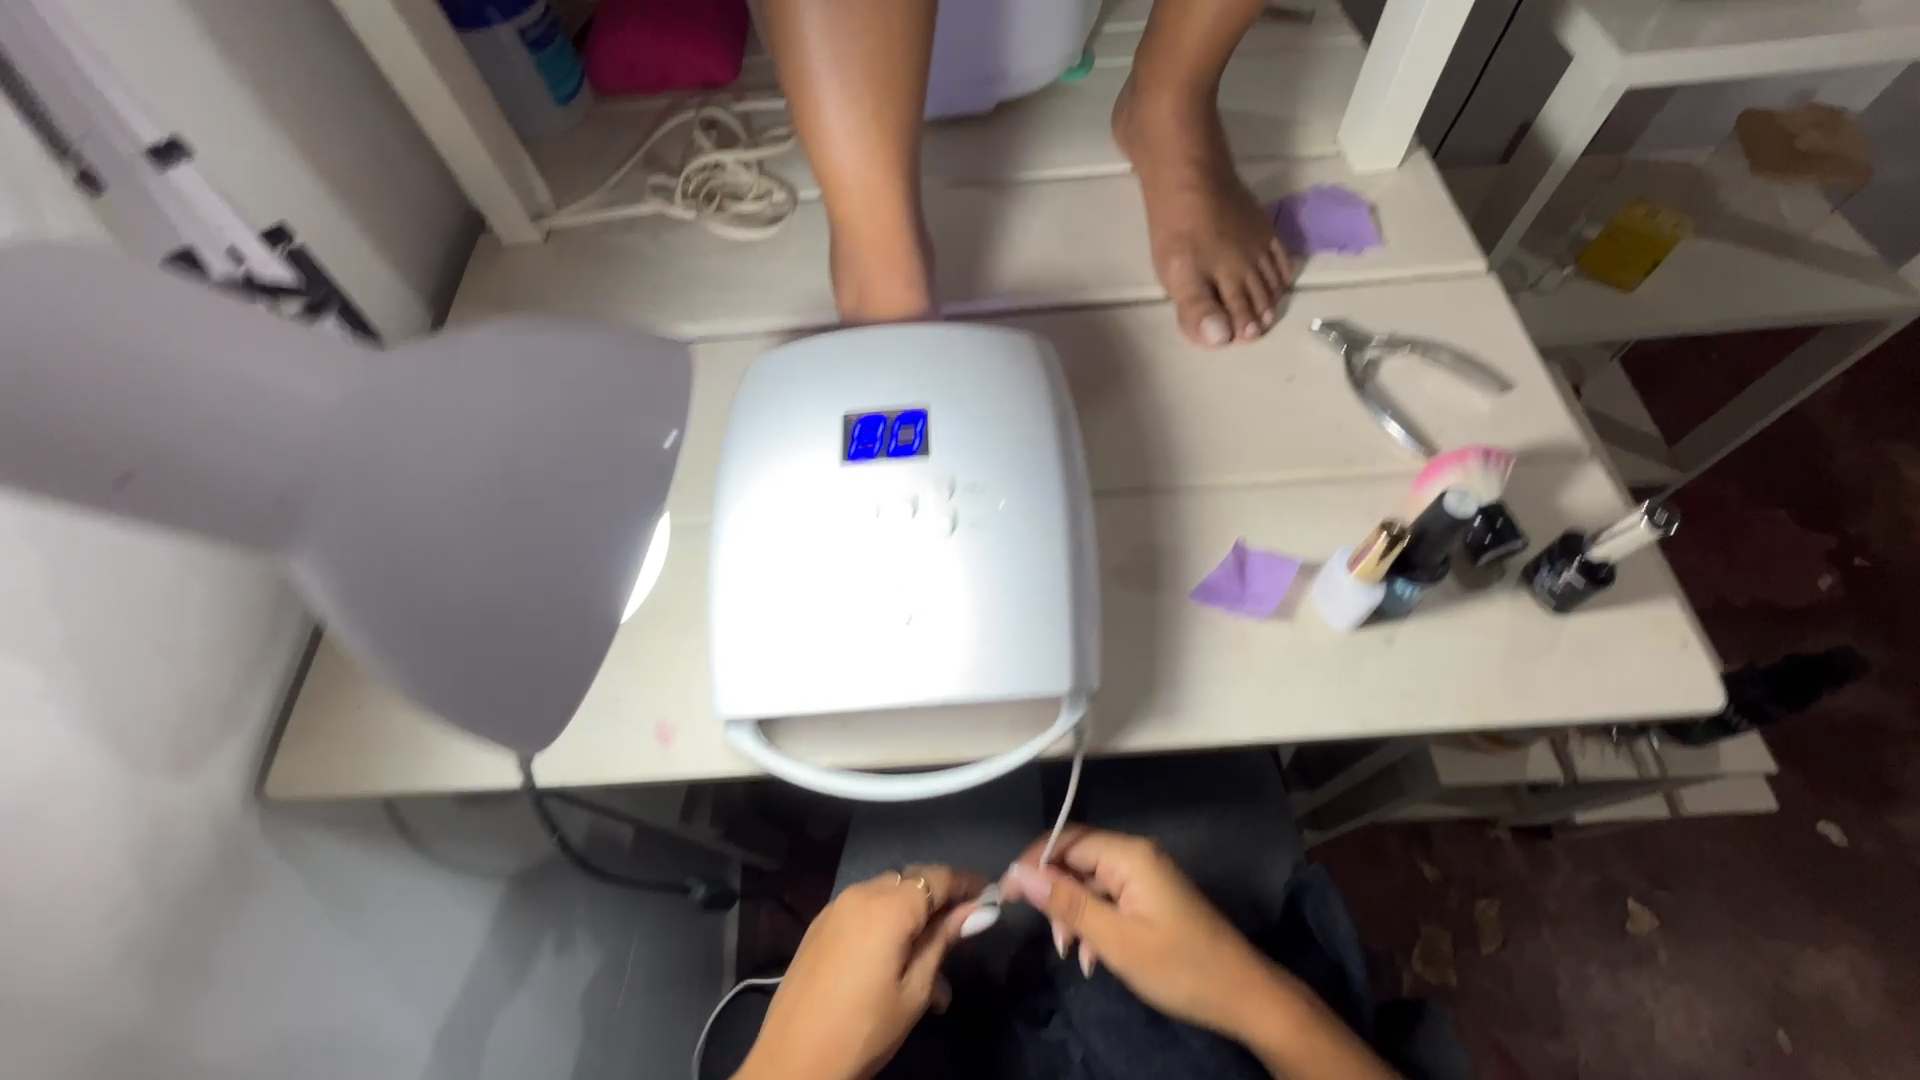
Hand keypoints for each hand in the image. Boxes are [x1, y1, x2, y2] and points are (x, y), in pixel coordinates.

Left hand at [737, 865, 984, 1079]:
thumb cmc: (864, 1029)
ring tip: (929, 970)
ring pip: (888, 897)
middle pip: (912, 882)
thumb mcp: (915, 989)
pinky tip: (893, 963)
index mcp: (889, 905)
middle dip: (939, 903)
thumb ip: (943, 940)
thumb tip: (977, 910)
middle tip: (962, 938)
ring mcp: (836, 907)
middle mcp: (861, 892)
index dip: (968, 884)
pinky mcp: (820, 925)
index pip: (939, 877)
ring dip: (913, 919)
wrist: (792, 1061)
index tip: (991, 895)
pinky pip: (864, 911)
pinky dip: (886, 925)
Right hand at [1000, 827, 1286, 1041]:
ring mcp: (1146, 876)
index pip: (1064, 841)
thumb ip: (1066, 902)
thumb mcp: (1115, 940)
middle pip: (1076, 860)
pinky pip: (1110, 899)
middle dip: (1056, 896)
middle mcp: (1135, 855)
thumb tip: (1019, 873)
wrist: (1243, 995)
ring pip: (1091, 883)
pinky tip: (1094, 959)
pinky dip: (1095, 924)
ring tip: (1074, 955)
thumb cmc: (1178, 966)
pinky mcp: (1151, 897)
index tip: (1006, 895)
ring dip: (1075, 916)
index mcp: (1128, 855)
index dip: (1032, 864)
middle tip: (1053, 939)